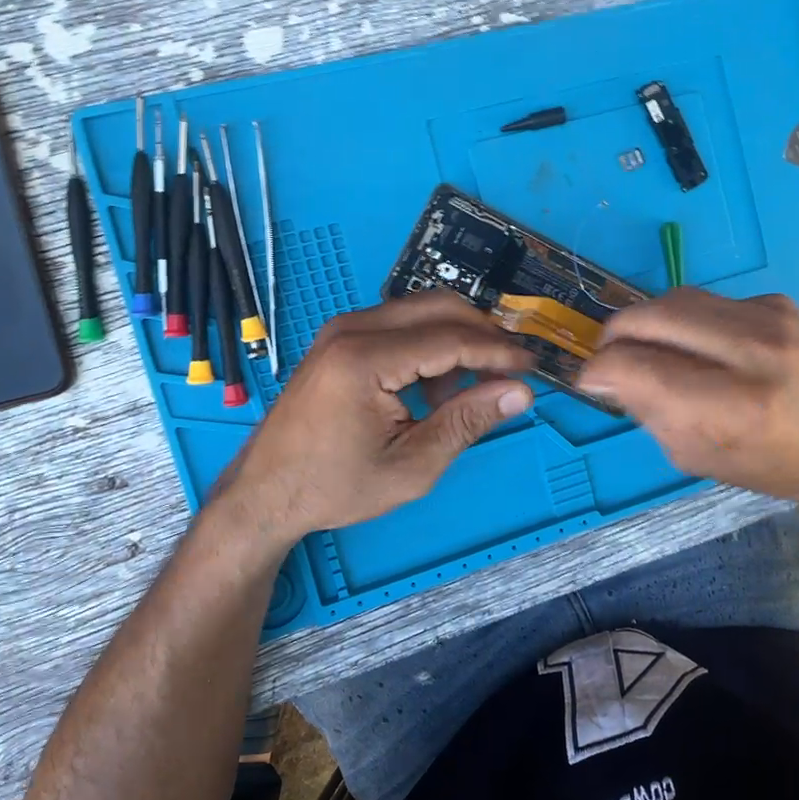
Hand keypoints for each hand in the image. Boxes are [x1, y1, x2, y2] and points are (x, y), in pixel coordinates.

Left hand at [212, 292, 534, 539]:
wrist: (265, 493)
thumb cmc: (335, 487)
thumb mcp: (411, 466)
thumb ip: (467, 422)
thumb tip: (520, 392)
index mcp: (365, 359)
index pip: (451, 338)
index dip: (498, 352)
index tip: (532, 368)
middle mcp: (352, 328)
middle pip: (439, 307)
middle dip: (482, 336)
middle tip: (508, 373)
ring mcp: (342, 328)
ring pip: (421, 310)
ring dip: (455, 342)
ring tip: (459, 398)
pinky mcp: (340, 337)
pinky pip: (400, 323)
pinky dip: (428, 346)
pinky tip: (428, 392)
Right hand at [577, 289, 798, 525]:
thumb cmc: (767, 466)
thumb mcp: (695, 457)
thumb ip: (646, 410)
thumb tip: (606, 372)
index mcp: (735, 407)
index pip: (638, 367)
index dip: (599, 370)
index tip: (591, 379)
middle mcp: (756, 353)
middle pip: (652, 317)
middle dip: (616, 335)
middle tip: (610, 355)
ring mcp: (772, 320)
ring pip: (677, 299)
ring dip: (650, 323)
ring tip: (649, 348)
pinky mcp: (780, 303)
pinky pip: (710, 300)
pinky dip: (690, 320)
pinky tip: (700, 345)